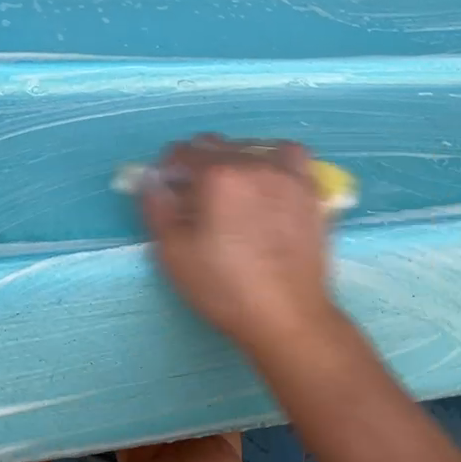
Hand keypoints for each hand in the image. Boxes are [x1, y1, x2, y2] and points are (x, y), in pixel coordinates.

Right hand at [138, 135, 339, 353]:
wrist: (288, 316)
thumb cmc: (224, 288)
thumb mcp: (173, 252)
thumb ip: (156, 206)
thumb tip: (151, 179)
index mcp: (217, 175)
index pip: (181, 152)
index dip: (168, 171)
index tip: (168, 195)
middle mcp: (252, 162)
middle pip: (214, 145)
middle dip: (197, 165)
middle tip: (196, 202)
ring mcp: (285, 173)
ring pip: (249, 146)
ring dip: (233, 160)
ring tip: (232, 194)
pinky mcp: (308, 188)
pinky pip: (288, 154)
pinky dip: (273, 159)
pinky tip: (267, 182)